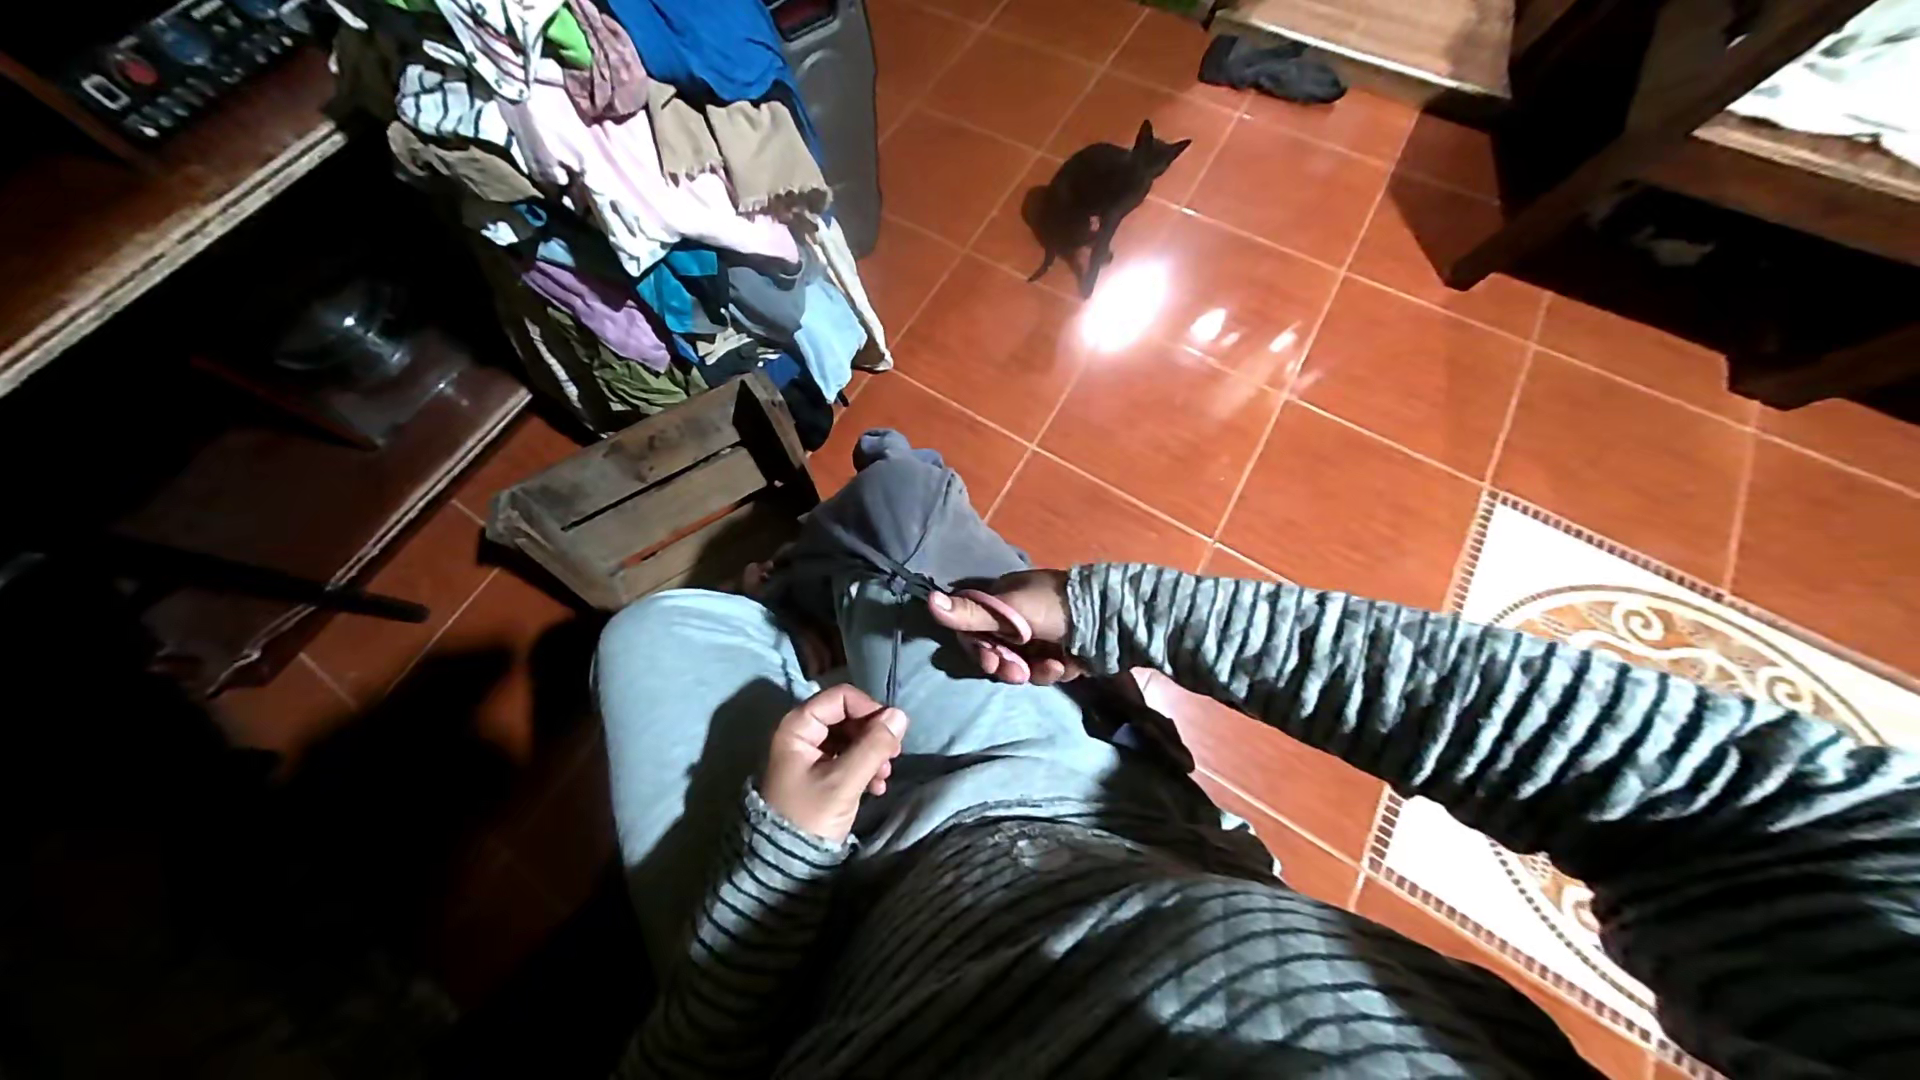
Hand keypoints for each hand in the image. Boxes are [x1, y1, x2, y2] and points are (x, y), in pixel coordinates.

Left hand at [760, 684, 908, 844]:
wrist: (785, 867)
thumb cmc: (810, 817)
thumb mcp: (844, 781)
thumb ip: (874, 746)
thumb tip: (900, 715)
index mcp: (798, 727)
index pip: (841, 697)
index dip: (869, 709)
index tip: (890, 732)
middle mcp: (801, 734)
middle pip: (847, 716)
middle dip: (873, 734)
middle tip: (893, 756)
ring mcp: (809, 754)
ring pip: (850, 737)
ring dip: (872, 752)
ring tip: (884, 776)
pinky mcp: (818, 773)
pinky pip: (847, 756)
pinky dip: (864, 766)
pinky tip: (877, 786)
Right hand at [928, 569, 1083, 685]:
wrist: (1108, 619)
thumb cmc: (1054, 607)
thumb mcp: (1010, 610)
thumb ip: (970, 612)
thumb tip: (928, 600)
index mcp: (1003, 600)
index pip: (974, 629)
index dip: (979, 649)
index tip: (990, 661)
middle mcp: (1018, 618)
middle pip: (996, 651)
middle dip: (1006, 665)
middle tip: (1018, 672)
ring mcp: (1040, 635)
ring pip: (1020, 664)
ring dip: (1033, 670)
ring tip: (1052, 665)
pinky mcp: (1059, 652)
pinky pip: (1044, 670)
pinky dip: (1053, 670)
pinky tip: (1066, 665)